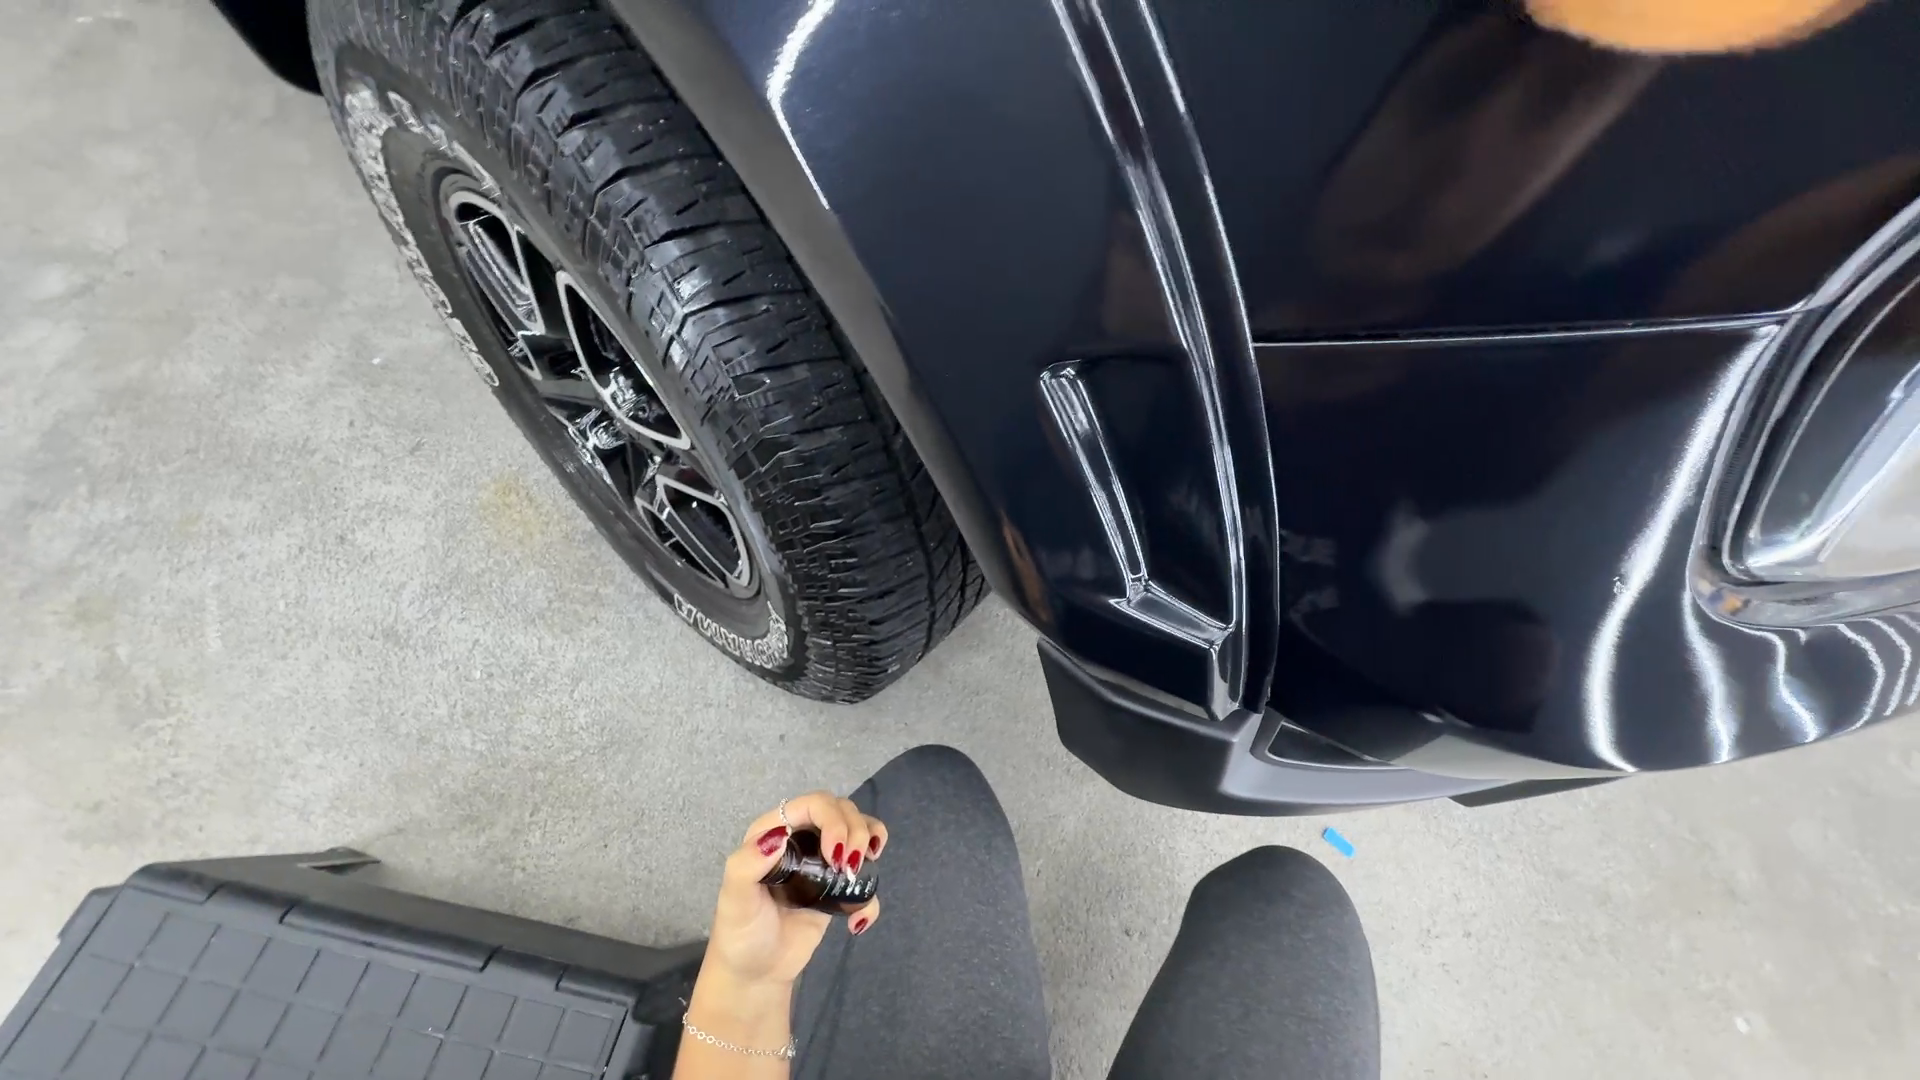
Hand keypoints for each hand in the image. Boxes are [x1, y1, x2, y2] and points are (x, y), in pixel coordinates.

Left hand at [705, 792, 887, 987]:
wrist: (756, 974)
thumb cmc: (740, 933)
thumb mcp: (735, 900)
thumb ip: (747, 865)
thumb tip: (779, 835)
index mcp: (775, 830)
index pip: (815, 804)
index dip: (833, 819)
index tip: (835, 854)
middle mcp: (801, 838)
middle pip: (843, 810)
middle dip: (856, 832)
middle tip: (850, 867)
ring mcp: (822, 861)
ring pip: (860, 829)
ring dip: (870, 844)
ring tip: (859, 873)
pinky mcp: (836, 887)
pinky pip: (866, 875)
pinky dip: (871, 894)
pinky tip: (859, 920)